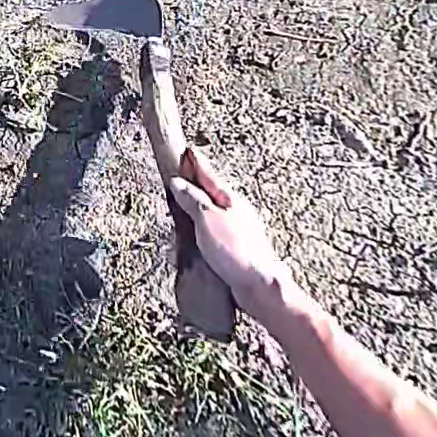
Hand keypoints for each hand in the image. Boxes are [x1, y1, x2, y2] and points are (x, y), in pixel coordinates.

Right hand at [167, 147, 293, 318]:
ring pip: (213, 211)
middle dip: (197, 182)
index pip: (208, 174)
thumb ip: (192, 200)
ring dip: (200, 206)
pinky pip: (215, 230)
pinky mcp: (235, 247)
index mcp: (229, 198)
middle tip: (184, 173)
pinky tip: (198, 234)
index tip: (188, 150)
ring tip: (187, 203)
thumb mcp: (207, 219)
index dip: (196, 162)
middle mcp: (235, 210)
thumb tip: (177, 182)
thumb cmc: (235, 250)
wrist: (259, 286)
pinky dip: (204, 227)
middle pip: (211, 191)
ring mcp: (236, 228)